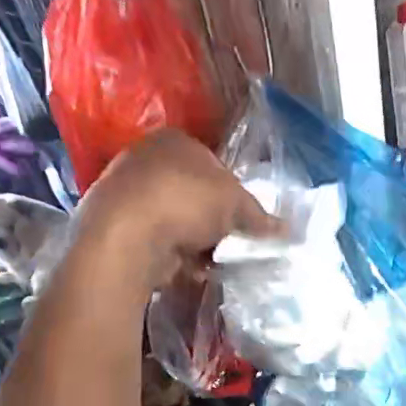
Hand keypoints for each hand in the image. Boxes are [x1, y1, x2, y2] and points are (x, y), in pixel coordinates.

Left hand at [73, 128, 277, 286]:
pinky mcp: (118, 220)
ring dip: (198, 238)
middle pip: (196, 191)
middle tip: (232, 239)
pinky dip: (177, 250)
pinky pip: (160, 235)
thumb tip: (287, 230)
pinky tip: (190, 265)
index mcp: (176, 140)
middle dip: (215, 217)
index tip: (245, 218)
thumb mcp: (237, 206)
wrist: (127, 235)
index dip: (235, 192)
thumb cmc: (186, 203)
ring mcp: (128, 188)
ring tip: (214, 257)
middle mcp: (147, 156)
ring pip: (179, 216)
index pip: (216, 164)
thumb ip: (261, 218)